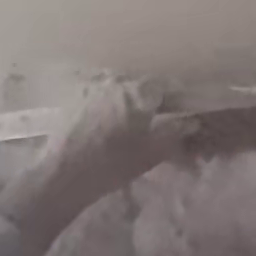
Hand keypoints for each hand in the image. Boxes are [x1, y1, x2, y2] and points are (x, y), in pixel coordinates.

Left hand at [0, 80, 190, 240]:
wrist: (63, 174)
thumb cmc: (112, 164)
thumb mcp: (151, 153)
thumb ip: (175, 132)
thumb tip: (192, 121)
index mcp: (138, 91)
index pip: (166, 85)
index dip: (177, 99)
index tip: (181, 114)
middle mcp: (116, 81)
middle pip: (142, 85)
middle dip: (153, 100)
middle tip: (158, 121)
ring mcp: (93, 88)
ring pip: (120, 89)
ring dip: (130, 101)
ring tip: (131, 124)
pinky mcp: (75, 98)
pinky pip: (101, 95)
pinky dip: (110, 105)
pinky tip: (108, 125)